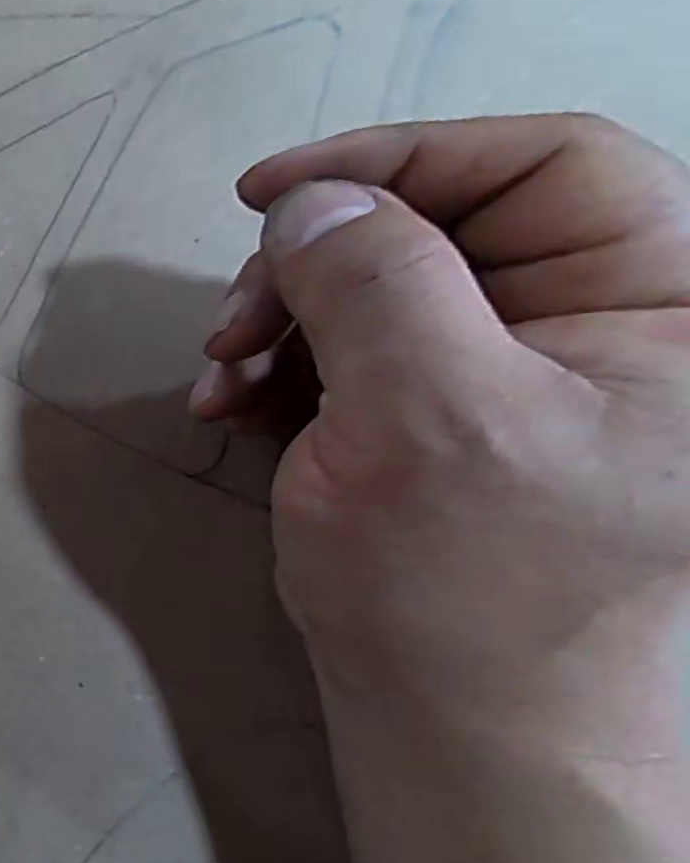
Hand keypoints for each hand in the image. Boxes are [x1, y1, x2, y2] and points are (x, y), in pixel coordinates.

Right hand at [194, 114, 689, 744]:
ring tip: (217, 384)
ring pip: (362, 293)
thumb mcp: (422, 418)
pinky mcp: (419, 408)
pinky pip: (334, 351)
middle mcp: (590, 323)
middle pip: (426, 233)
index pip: (538, 167)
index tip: (263, 191)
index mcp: (666, 304)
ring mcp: (494, 370)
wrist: (444, 703)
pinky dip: (268, 369)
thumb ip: (375, 289)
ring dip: (270, 327)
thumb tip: (306, 200)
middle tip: (226, 331)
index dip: (393, 159)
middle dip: (303, 272)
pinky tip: (229, 405)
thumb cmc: (460, 574)